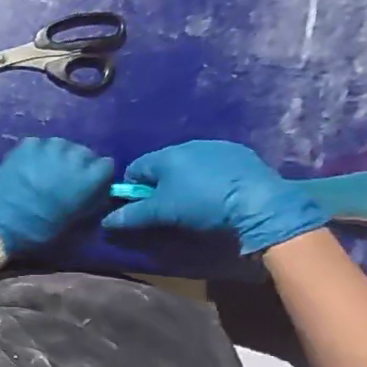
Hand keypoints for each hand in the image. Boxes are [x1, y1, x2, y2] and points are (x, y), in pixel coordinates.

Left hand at [0, 138, 114, 259]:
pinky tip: (29, 168)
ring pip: (61, 146)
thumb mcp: (78, 225)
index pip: (106, 165)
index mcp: (90, 176)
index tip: (88, 187)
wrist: (0, 225)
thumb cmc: (42, 231)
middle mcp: (73, 155)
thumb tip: (98, 194)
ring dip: (58, 158)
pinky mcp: (26, 145)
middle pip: (84, 153)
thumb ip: (93, 204)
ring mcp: (48, 146)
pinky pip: (39, 146)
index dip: (97, 177)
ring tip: (46, 173)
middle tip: (64, 181)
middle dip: (77, 165)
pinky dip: (38, 155)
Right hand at [100, 140, 328, 254]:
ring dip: (187, 180)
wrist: (261, 203)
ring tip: (198, 202)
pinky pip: (216, 165)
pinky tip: (221, 194)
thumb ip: (132, 216)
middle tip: (171, 208)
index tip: (144, 208)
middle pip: (163, 165)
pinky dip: (212, 177)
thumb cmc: (202, 205)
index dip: (134, 190)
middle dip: (162, 185)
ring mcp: (217, 147)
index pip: (135, 169)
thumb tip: (106, 221)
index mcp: (165, 155)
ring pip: (190, 164)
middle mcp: (187, 145)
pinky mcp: (241, 154)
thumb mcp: (163, 214)